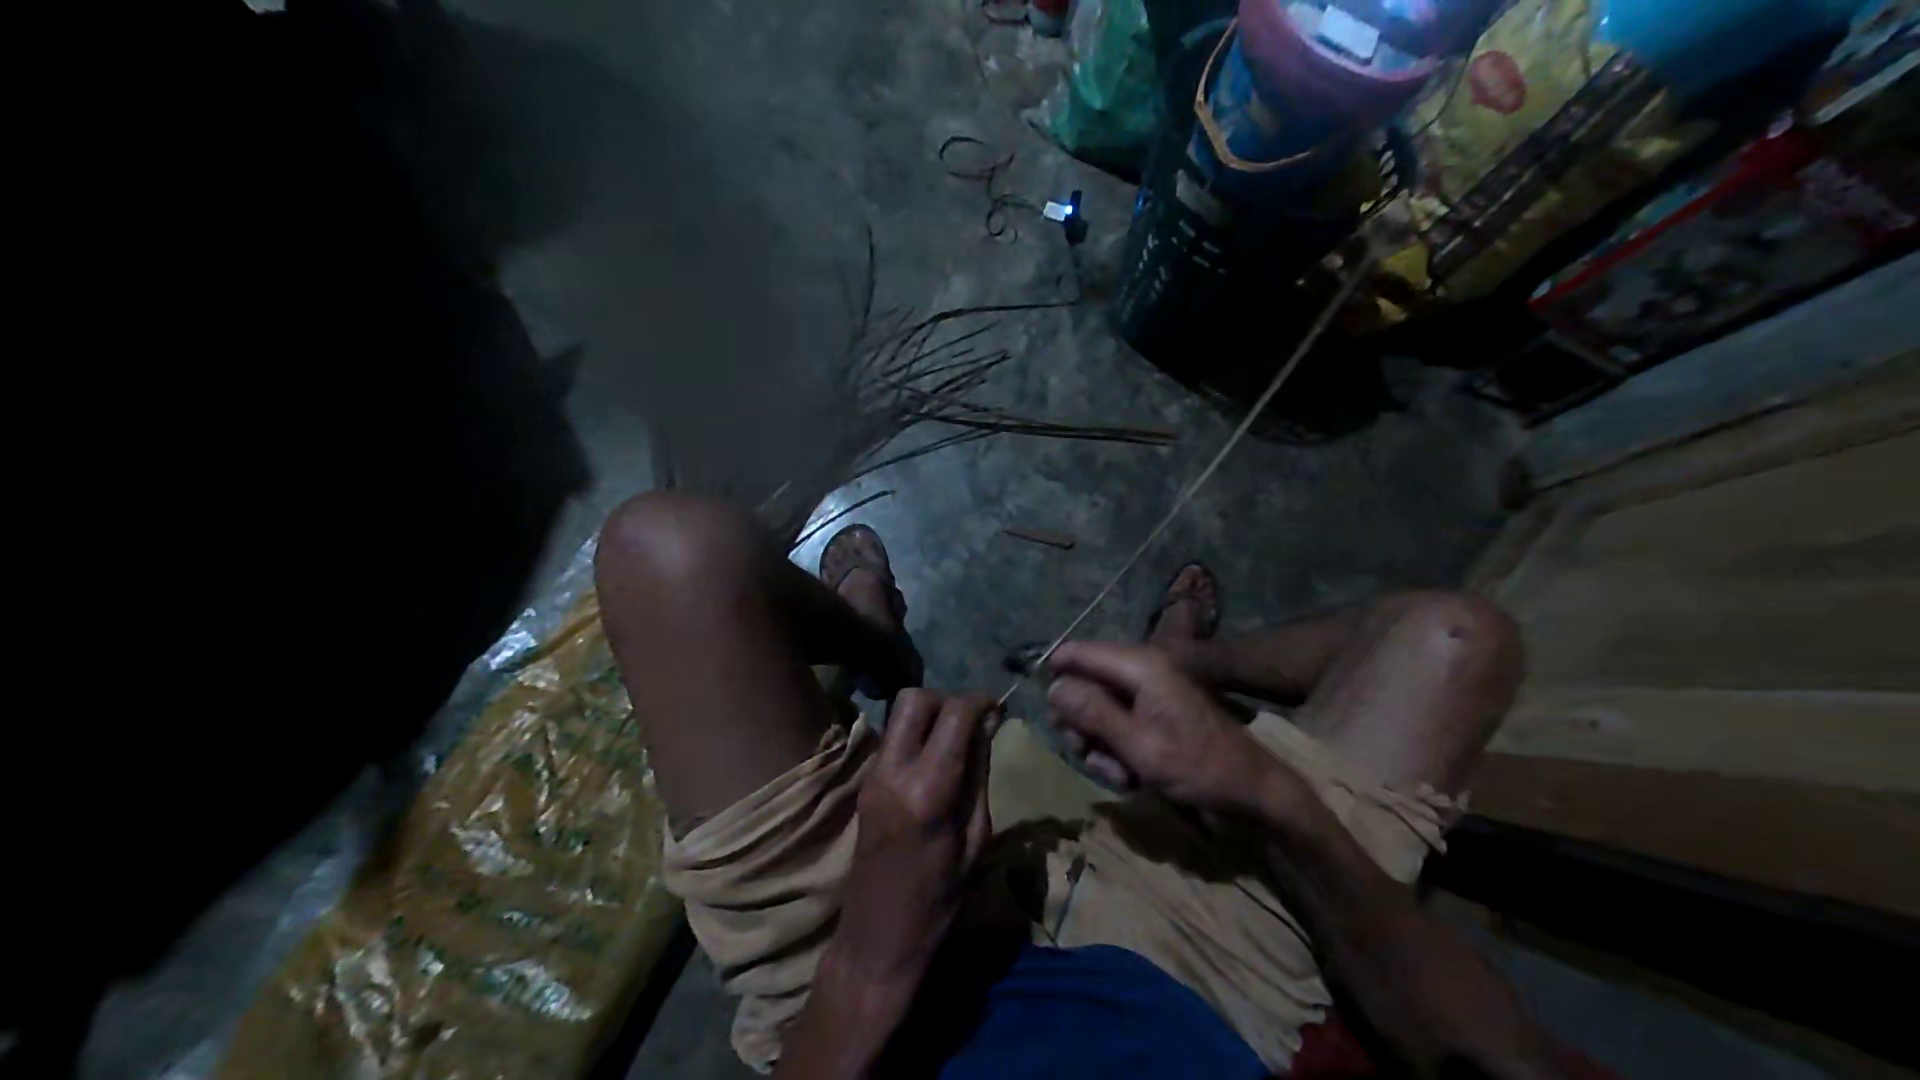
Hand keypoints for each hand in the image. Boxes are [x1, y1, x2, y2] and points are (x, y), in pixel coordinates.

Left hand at [834, 689, 998, 987]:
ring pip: (900, 713)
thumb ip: (979, 774)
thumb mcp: (976, 837)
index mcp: (929, 790)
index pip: (954, 714)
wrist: (878, 936)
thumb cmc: (941, 899)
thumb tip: (987, 724)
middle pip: (916, 698)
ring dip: (931, 715)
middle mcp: (894, 771)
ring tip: (957, 741)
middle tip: (972, 722)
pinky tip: (937, 760)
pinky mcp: (865, 782)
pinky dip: (918, 734)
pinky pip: (894, 737)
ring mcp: (873, 775)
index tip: (998, 709)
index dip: (981, 701)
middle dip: (948, 699)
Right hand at [1046, 642, 1276, 811]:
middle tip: (1085, 753)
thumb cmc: (1197, 766)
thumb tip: (1054, 687)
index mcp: (1140, 664)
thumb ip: (1092, 712)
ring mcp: (1148, 693)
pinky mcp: (1153, 714)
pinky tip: (1131, 777)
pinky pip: (1117, 725)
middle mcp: (1141, 670)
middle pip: (1084, 684)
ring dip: (1098, 744)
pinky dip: (1116, 751)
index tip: (1050, 714)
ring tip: (1118, 774)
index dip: (1056, 677)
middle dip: (1080, 723)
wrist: (1252, 793)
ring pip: (1097, 710)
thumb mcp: (1138, 745)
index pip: (1078, 652)